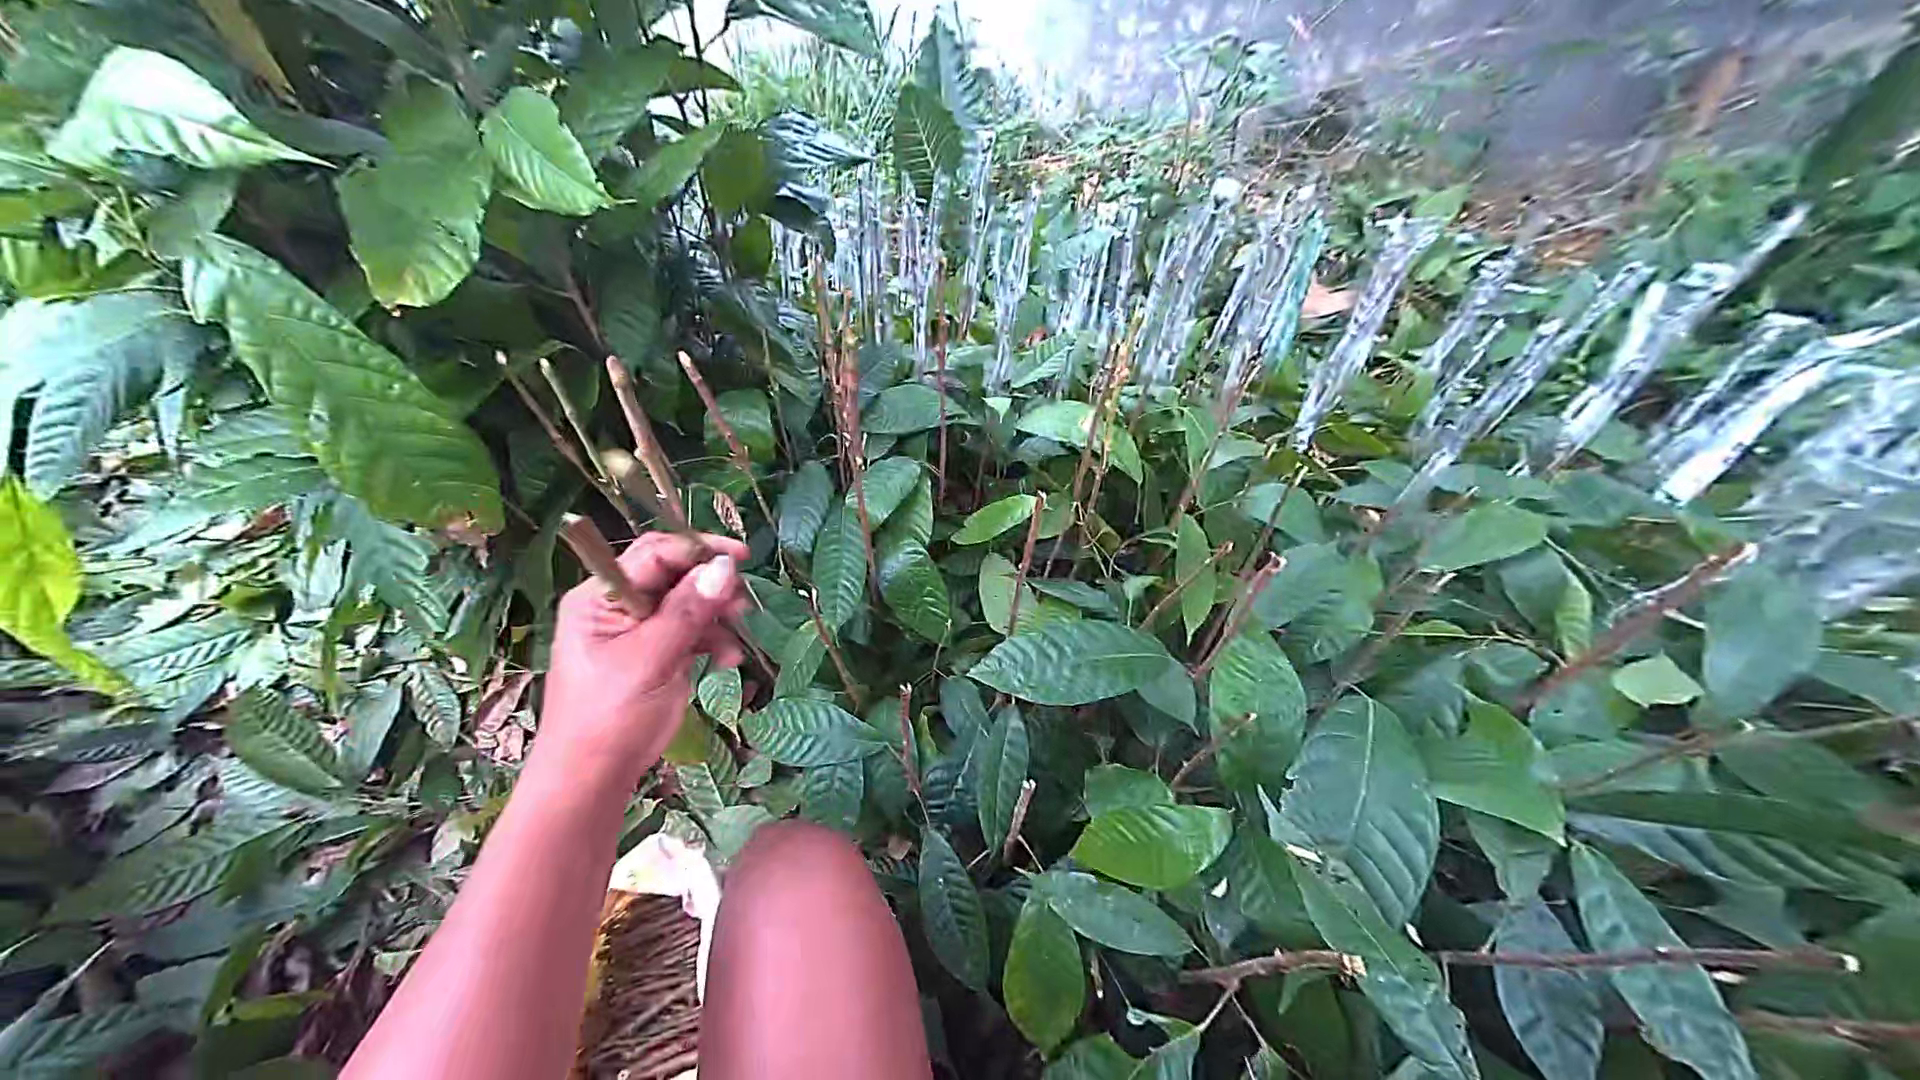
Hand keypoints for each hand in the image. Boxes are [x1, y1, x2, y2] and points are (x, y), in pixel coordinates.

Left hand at [540, 531, 751, 782]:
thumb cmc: (610, 716)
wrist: (593, 776)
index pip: (655, 553)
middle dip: (712, 586)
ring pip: (689, 602)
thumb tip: (725, 567)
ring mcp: (638, 629)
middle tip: (742, 605)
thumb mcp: (651, 659)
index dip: (698, 549)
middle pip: (675, 575)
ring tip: (734, 641)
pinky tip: (726, 660)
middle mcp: (619, 605)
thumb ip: (688, 611)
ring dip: (716, 616)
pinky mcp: (656, 651)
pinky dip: (712, 640)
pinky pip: (692, 630)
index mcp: (601, 597)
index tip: (740, 557)